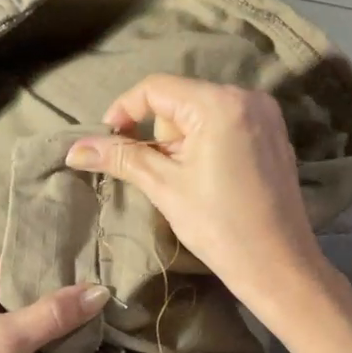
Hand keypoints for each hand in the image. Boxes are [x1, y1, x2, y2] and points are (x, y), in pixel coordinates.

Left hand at [0, 258, 109, 352]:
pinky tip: (73, 346)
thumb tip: (102, 291)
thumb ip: (54, 314)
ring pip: (27, 318)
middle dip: (60, 304)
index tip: (99, 280)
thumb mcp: (7, 339)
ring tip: (97, 325)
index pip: (20, 265)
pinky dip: (42, 345)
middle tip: (105, 306)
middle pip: (26, 292)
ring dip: (54, 328)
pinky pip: (21, 340)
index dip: (57, 274)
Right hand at [63, 74, 339, 332]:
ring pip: (199, 113)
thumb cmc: (218, 225)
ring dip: (178, 142)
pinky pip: (223, 124)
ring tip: (181, 181)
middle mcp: (246, 97)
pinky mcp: (271, 135)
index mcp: (219, 104)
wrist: (277, 264)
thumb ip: (120, 158)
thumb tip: (74, 149)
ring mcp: (264, 115)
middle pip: (178, 99)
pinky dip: (203, 144)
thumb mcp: (163, 187)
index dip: (123, 111)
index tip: (107, 144)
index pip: (155, 88)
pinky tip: (206, 180)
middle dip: (156, 133)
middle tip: (154, 174)